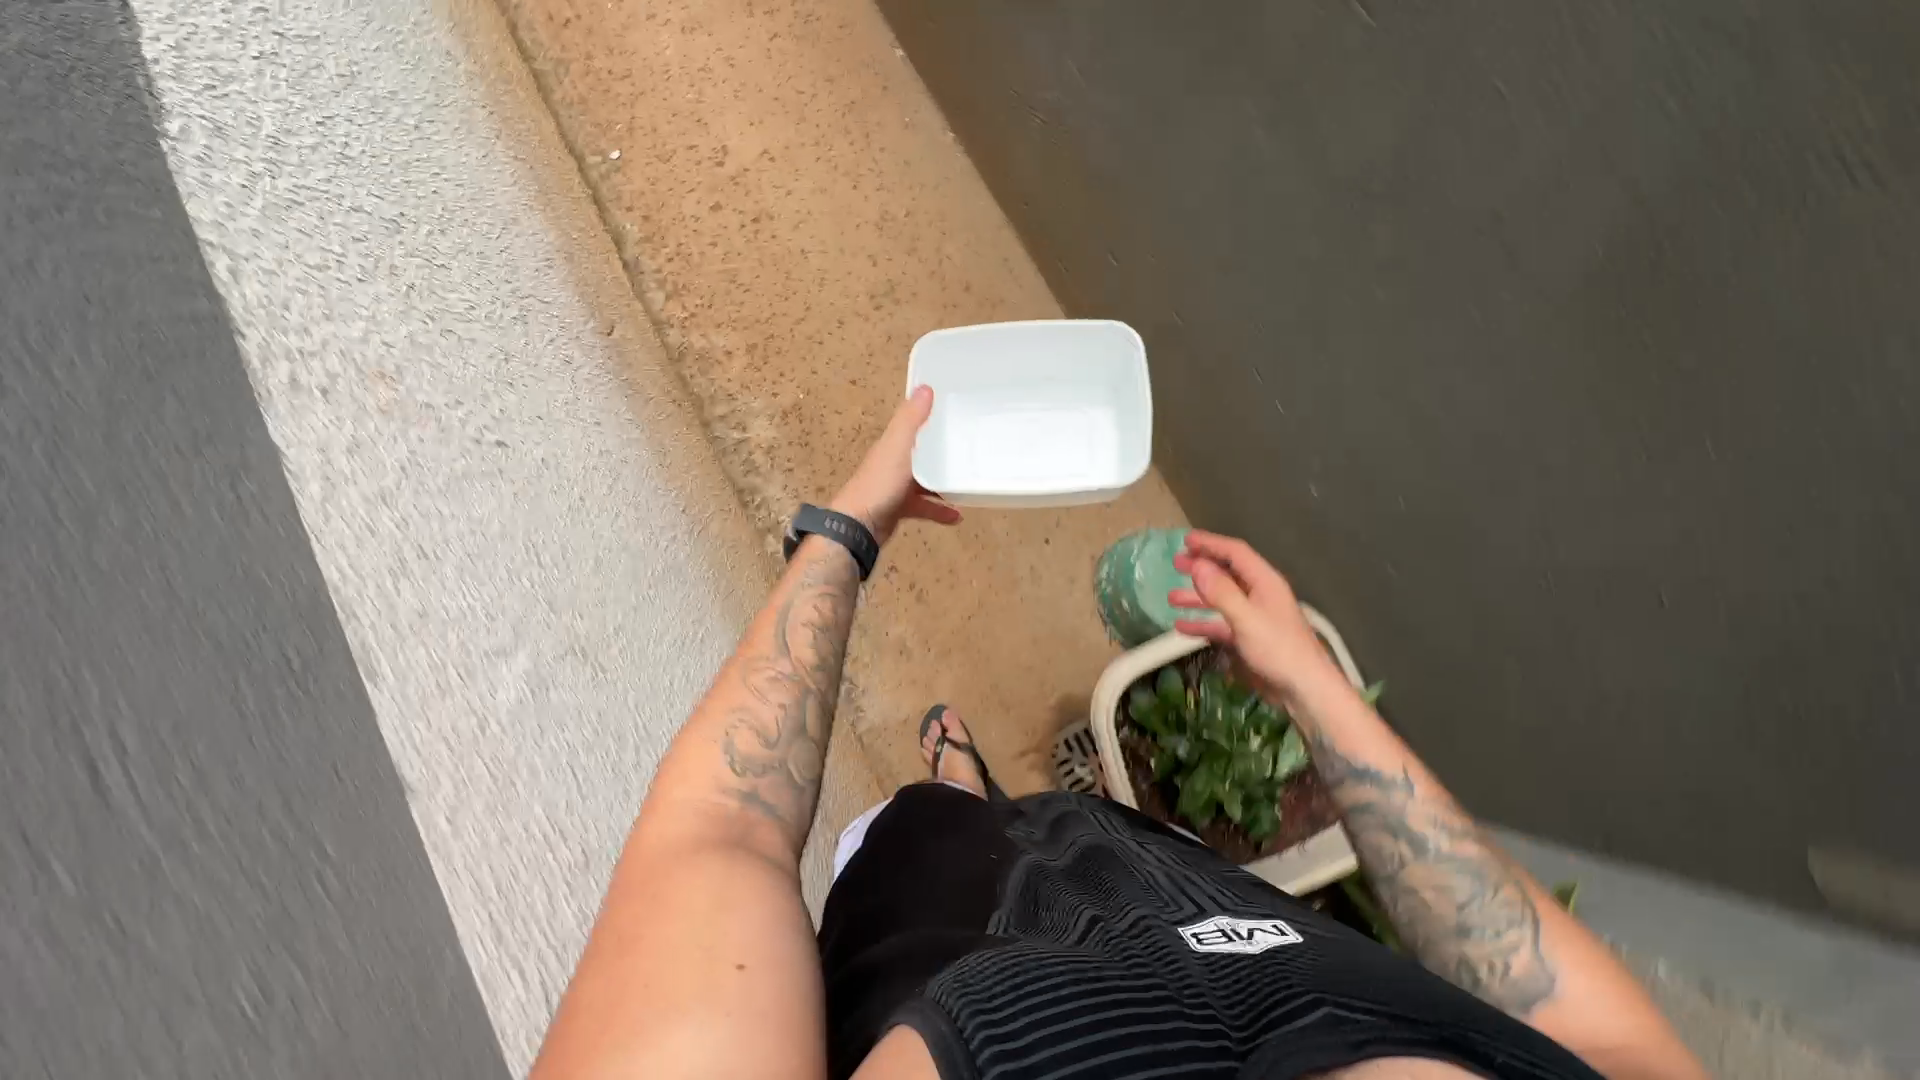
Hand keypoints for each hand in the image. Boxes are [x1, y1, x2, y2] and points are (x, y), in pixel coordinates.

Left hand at [829, 385, 961, 544]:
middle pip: (921, 453)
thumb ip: (911, 419)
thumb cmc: (880, 484)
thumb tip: (925, 386)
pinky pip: (924, 506)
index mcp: (892, 445)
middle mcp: (893, 463)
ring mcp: (895, 487)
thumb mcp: (898, 446)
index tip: (956, 412)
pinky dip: (940, 510)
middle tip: (970, 449)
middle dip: (942, 452)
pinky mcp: (899, 509)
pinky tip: (957, 515)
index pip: (912, 426)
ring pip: (924, 481)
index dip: (931, 417)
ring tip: (967, 484)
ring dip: (944, 483)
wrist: (860, 525)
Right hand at [1168, 531, 1343, 704]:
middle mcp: (1259, 595)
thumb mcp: (1246, 618)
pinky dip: (1202, 624)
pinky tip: (1182, 628)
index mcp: (1264, 582)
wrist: (1303, 689)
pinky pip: (1220, 625)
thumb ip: (1221, 592)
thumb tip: (1198, 566)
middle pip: (1227, 574)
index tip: (1185, 540)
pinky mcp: (1249, 639)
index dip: (1211, 544)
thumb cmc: (1279, 649)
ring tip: (1172, 597)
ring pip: (1221, 600)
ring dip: (1198, 597)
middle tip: (1176, 564)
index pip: (1236, 553)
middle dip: (1202, 568)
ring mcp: (1254, 617)